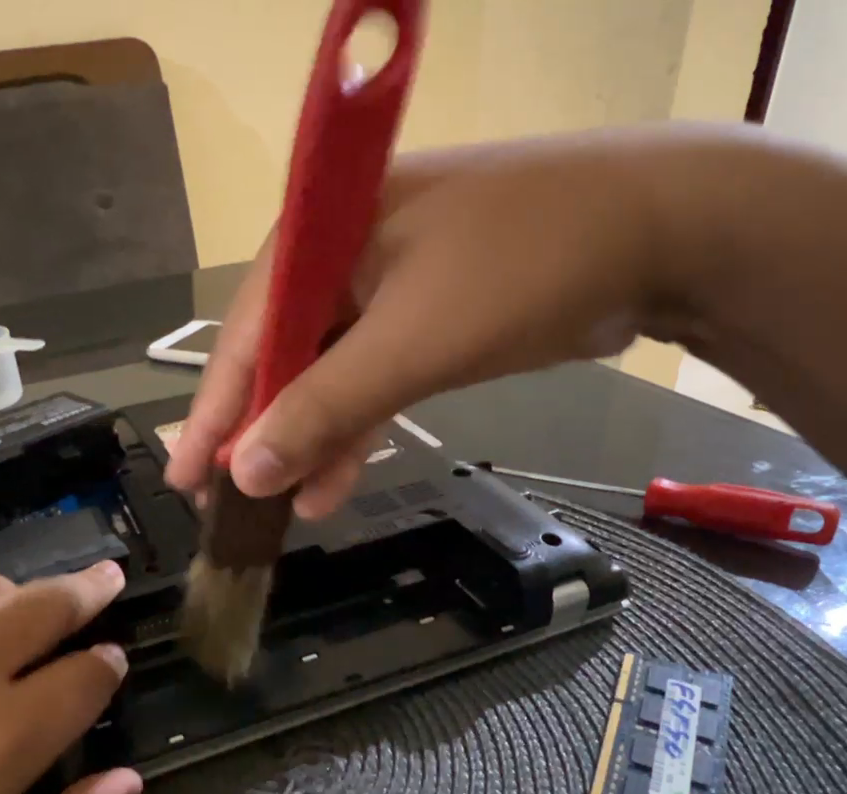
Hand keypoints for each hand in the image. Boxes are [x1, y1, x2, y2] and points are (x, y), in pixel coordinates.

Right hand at [164, 132, 681, 517]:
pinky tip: (338, 480)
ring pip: (326, 375)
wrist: (659, 231)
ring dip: (311, 442)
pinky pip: (372, 377)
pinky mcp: (424, 315)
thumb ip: (324, 408)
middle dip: (260, 434)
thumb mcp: (412, 343)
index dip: (213, 413)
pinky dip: (358, 427)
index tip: (186, 480)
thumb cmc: (521, 268)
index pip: (243, 335)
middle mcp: (339, 255)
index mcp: (320, 235)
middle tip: (227, 505)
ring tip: (290, 509)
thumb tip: (245, 472)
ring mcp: (385, 286)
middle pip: (279, 358)